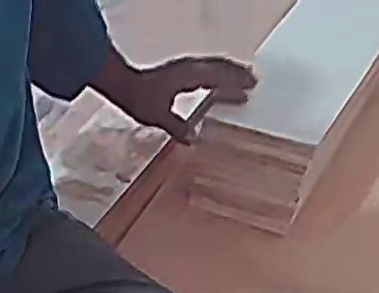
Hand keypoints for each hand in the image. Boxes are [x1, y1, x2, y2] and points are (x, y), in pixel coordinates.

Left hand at [91, 52, 257, 143]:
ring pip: (214, 66)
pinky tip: (215, 83)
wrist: (125, 85)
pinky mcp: (179, 71)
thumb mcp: (159, 117)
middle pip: (221, 67)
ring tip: (241, 78)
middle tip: (253, 81)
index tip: (250, 88)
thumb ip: (178, 128)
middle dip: (238, 74)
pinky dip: (215, 74)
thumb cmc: (140, 99)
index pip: (219, 77)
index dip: (236, 83)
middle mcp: (190, 67)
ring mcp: (185, 67)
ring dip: (229, 72)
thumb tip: (194, 140)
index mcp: (190, 75)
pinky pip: (204, 69)